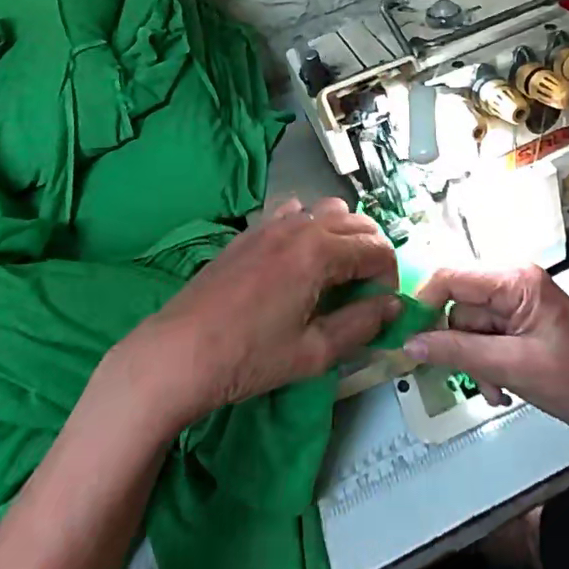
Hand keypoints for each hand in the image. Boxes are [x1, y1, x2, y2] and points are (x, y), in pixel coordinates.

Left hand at [109, 197, 399, 431]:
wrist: (175, 355)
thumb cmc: (248, 359)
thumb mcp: (313, 353)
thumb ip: (361, 325)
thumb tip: (393, 305)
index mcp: (321, 252)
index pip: (378, 250)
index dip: (389, 278)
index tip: (381, 306)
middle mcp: (302, 226)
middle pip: (359, 224)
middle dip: (372, 253)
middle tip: (364, 291)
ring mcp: (272, 224)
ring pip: (328, 210)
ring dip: (344, 234)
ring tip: (335, 272)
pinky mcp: (250, 232)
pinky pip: (294, 211)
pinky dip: (309, 225)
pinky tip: (297, 257)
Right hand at [403, 266, 568, 450]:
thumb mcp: (512, 367)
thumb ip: (458, 351)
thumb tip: (410, 343)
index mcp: (516, 279)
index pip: (452, 277)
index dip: (424, 303)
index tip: (406, 336)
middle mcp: (514, 283)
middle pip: (459, 306)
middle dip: (461, 346)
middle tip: (475, 380)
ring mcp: (518, 303)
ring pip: (470, 327)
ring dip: (475, 363)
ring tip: (498, 390)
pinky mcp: (521, 324)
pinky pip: (486, 338)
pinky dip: (487, 364)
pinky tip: (504, 388)